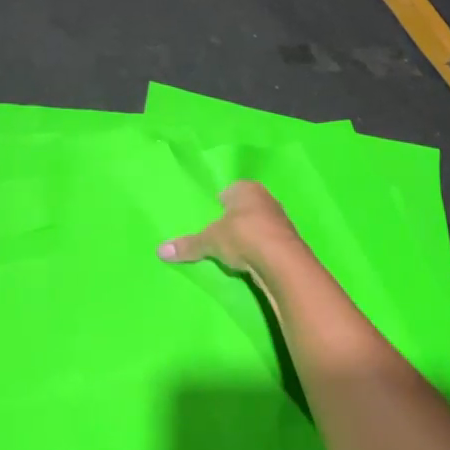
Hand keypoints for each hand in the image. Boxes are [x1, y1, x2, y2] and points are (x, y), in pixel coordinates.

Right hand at [157, 181, 300, 272]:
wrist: (281, 260)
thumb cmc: (242, 237)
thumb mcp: (209, 241)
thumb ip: (188, 245)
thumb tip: (160, 251)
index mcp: (246, 189)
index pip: (230, 190)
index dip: (221, 203)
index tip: (212, 218)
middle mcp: (266, 198)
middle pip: (246, 207)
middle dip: (236, 219)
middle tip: (221, 235)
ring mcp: (281, 219)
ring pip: (260, 224)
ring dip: (250, 235)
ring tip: (236, 251)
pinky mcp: (289, 241)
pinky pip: (269, 242)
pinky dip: (261, 249)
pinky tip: (252, 261)